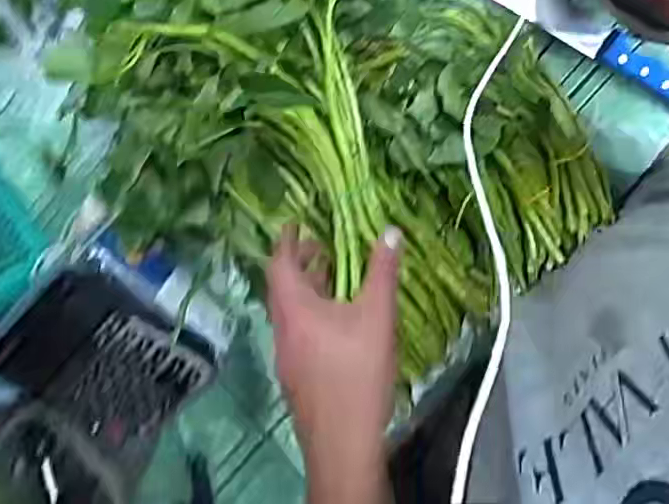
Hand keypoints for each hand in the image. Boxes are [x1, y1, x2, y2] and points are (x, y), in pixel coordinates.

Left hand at [267, 225, 400, 488]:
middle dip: (299, 263)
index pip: (279, 266)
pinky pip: (297, 330)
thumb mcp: (378, 313)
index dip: (286, 242)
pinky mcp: (297, 377)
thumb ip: (383, 269)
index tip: (294, 222)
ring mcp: (287, 358)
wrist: (344, 445)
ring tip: (334, 275)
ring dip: (307, 288)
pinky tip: (338, 318)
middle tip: (322, 246)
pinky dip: (311, 311)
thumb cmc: (358, 372)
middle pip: (282, 288)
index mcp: (295, 311)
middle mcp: (283, 332)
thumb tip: (389, 231)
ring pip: (289, 312)